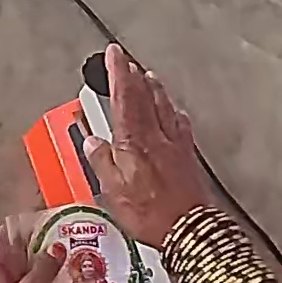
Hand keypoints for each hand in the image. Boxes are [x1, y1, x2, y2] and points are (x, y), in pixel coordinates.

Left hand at [0, 225, 65, 282]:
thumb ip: (46, 266)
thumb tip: (54, 250)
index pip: (8, 233)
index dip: (32, 229)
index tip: (51, 228)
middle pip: (11, 255)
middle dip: (37, 255)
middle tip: (62, 254)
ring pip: (13, 275)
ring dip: (35, 275)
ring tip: (61, 275)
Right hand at [82, 44, 211, 245]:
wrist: (189, 228)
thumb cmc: (150, 213)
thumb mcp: (113, 192)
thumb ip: (102, 162)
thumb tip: (92, 143)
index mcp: (134, 141)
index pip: (124, 97)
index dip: (118, 73)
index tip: (114, 55)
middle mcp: (156, 136)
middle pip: (145, 97)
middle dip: (134, 76)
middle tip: (127, 61)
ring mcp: (175, 145)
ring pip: (164, 106)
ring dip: (154, 88)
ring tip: (148, 77)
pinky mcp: (188, 157)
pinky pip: (180, 124)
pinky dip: (173, 111)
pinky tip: (174, 112)